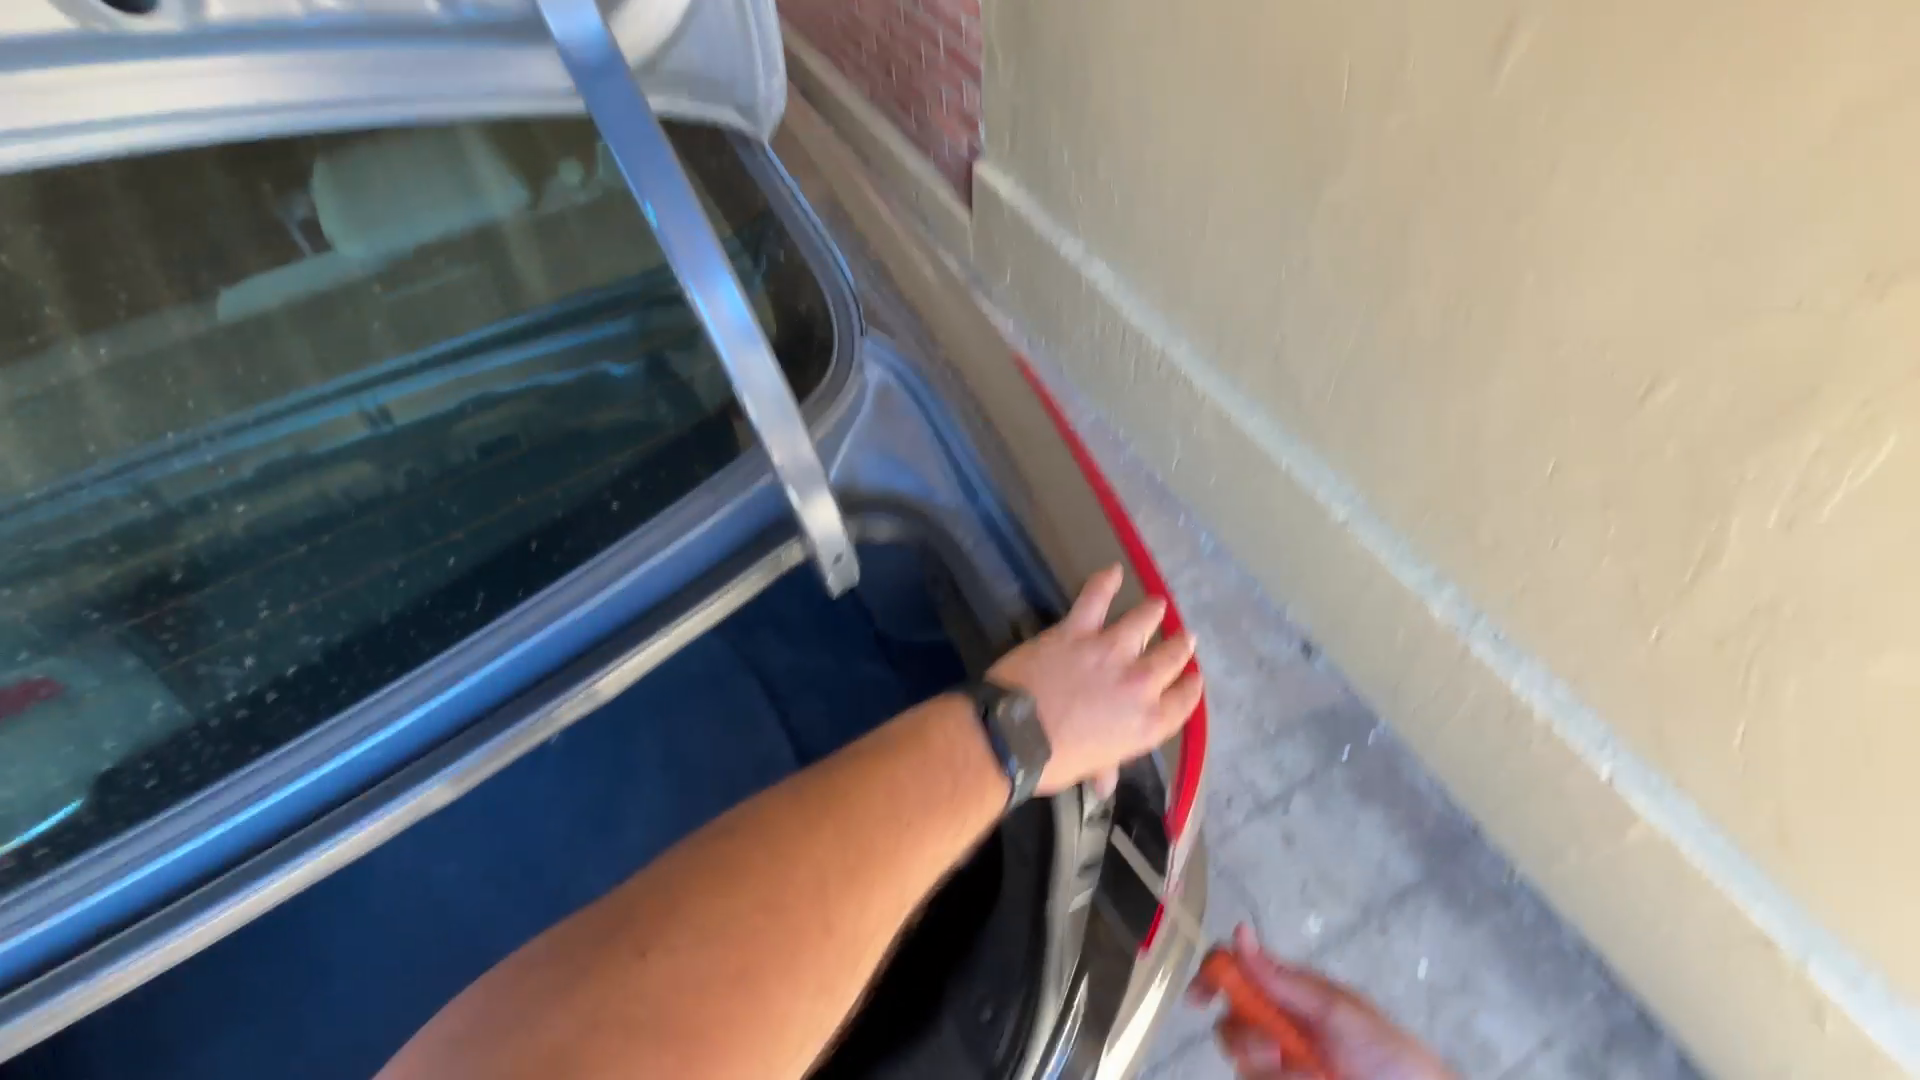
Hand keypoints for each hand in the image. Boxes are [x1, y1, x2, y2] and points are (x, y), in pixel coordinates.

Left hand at [986, 564, 1201, 796]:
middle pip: (1172, 658)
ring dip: (1154, 612)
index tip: (1193, 678)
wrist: (1014, 735)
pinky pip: (1096, 598)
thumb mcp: (1088, 769)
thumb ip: (1104, 767)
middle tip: (1185, 637)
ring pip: (1144, 622)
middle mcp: (1139, 684)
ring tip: (1159, 605)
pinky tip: (1112, 570)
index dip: (1190, 687)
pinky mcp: (1078, 630)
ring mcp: (1110, 651)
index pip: (1183, 702)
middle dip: (1180, 646)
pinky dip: (1105, 582)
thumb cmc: (1053, 762)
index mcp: (1147, 724)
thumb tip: (1104, 785)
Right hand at [1190, 926, 1453, 1079]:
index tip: (1198, 998)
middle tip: (1275, 1051)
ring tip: (1311, 1077)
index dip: (1209, 978)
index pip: (1234, 973)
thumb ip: (1283, 979)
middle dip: (1245, 1039)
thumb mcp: (1337, 1010)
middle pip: (1229, 1024)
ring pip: (1243, 1064)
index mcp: (1286, 993)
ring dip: (1271, 1073)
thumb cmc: (1387, 1051)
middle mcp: (1277, 1027)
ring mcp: (1281, 1066)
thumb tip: (1238, 931)